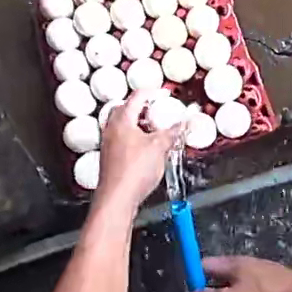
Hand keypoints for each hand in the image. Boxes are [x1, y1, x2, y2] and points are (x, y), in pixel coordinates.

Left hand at [94, 89, 183, 209]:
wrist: (117, 198)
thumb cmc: (134, 170)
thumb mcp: (159, 147)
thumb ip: (172, 133)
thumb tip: (183, 124)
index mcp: (122, 120)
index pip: (137, 96)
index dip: (152, 92)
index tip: (164, 94)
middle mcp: (111, 128)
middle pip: (126, 109)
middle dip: (143, 108)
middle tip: (158, 110)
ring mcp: (109, 143)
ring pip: (123, 125)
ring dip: (139, 123)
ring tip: (155, 129)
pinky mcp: (110, 157)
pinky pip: (122, 139)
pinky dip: (135, 137)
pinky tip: (147, 147)